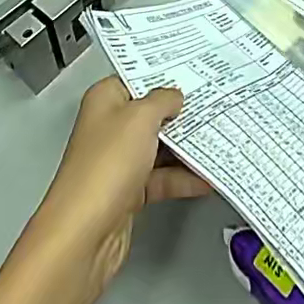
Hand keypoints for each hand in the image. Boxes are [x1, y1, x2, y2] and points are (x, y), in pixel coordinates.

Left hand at [0, 78, 212, 303]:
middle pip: (153, 113)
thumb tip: (175, 96)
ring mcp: (119, 161)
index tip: (195, 70)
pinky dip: (183, 178)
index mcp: (105, 100)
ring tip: (219, 137)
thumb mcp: (141, 117)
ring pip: (160, 146)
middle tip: (216, 101)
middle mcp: (110, 127)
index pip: (138, 78)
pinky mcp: (129, 192)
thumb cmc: (106, 165)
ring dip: (187, 146)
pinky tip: (207, 177)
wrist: (84, 234)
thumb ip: (163, 100)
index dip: (165, 74)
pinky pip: (162, 178)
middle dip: (182, 112)